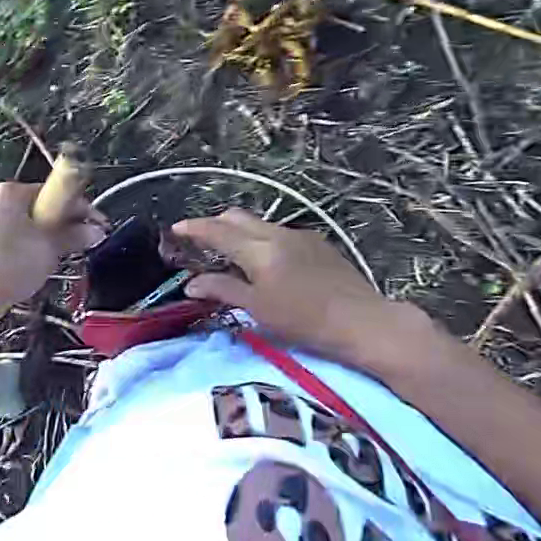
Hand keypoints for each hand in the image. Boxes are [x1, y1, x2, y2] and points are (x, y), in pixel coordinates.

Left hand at [0, 182, 106, 310]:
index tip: (100, 225)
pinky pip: (23, 234)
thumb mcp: (49, 248)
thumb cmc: (11, 264)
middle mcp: (2, 198)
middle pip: (46, 206)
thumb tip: (98, 231)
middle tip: (87, 242)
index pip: (57, 191)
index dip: (82, 209)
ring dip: (54, 236)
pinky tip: (45, 260)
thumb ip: (75, 236)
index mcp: (13, 191)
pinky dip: (37, 244)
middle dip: (68, 224)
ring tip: (67, 254)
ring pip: (36, 222)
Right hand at [172, 208, 445, 370]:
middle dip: (214, 225)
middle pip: (236, 217)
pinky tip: (266, 264)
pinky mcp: (317, 244)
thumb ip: (223, 290)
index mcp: (259, 250)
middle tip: (199, 242)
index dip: (193, 228)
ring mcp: (300, 236)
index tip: (175, 229)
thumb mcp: (259, 309)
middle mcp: (277, 234)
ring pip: (258, 224)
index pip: (217, 231)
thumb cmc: (306, 321)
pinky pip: (278, 233)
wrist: (366, 323)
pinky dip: (261, 240)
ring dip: (239, 233)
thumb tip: (191, 283)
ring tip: (230, 256)